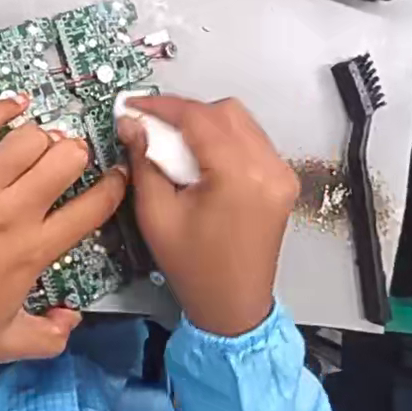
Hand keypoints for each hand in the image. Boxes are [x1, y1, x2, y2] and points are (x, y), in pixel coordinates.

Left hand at [0, 96, 128, 381]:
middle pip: (66, 159)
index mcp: (34, 251)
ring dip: (42, 137)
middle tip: (67, 162)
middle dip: (77, 155)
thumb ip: (52, 336)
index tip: (115, 178)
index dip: (114, 187)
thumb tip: (74, 317)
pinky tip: (14, 105)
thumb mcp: (8, 345)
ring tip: (38, 145)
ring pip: (28, 138)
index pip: (93, 207)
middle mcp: (12, 212)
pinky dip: (0, 110)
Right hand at [117, 95, 297, 336]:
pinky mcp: (281, 180)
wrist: (232, 305)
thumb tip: (130, 123)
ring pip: (241, 121)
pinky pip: (250, 140)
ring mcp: (281, 173)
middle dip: (184, 112)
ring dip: (204, 122)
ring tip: (171, 140)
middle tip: (151, 126)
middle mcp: (269, 167)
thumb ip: (144, 162)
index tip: (132, 105)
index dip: (162, 106)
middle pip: (225, 111)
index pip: (200, 118)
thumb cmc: (190, 264)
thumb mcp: (156, 214)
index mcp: (238, 176)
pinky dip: (221, 137)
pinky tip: (198, 156)